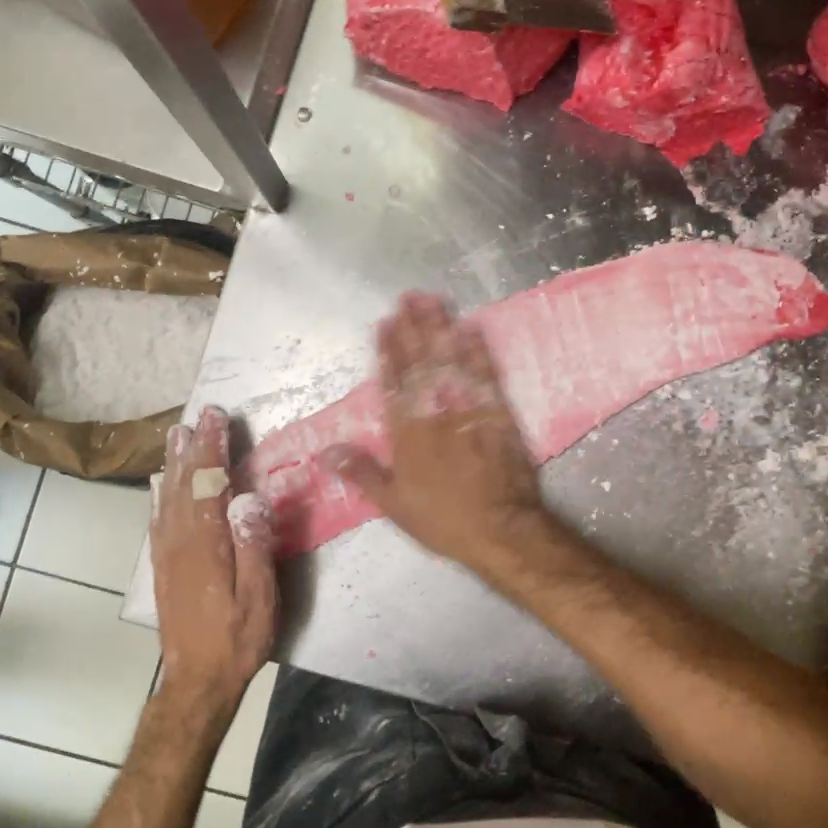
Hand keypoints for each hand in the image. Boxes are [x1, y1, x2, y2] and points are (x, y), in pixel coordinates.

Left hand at [150, 405, 277, 714]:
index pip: (208, 484)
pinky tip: (161, 487)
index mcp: (206, 545)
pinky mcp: (163, 568)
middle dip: (192, 447)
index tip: (216, 417)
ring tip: (175, 435)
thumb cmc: (237, 638)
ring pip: (167, 499)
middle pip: (184, 485)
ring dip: (173, 464)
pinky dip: (161, 496)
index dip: (212, 448)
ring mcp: (167, 555)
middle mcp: (180, 543)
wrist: (197, 681)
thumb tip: (249, 498)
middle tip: (197, 415)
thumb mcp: (259, 596)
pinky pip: (159, 521)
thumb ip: (254, 545)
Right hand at [320, 293, 548, 573]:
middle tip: (409, 298)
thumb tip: (326, 452)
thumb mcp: (394, 505)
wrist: (501, 529)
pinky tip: (472, 330)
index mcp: (407, 434)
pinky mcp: (499, 414)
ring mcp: (469, 410)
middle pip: (422, 364)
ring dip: (442, 330)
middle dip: (414, 329)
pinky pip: (486, 376)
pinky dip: (478, 352)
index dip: (389, 352)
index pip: (394, 383)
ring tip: (434, 302)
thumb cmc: (444, 521)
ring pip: (452, 362)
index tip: (385, 324)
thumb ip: (361, 473)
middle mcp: (436, 413)